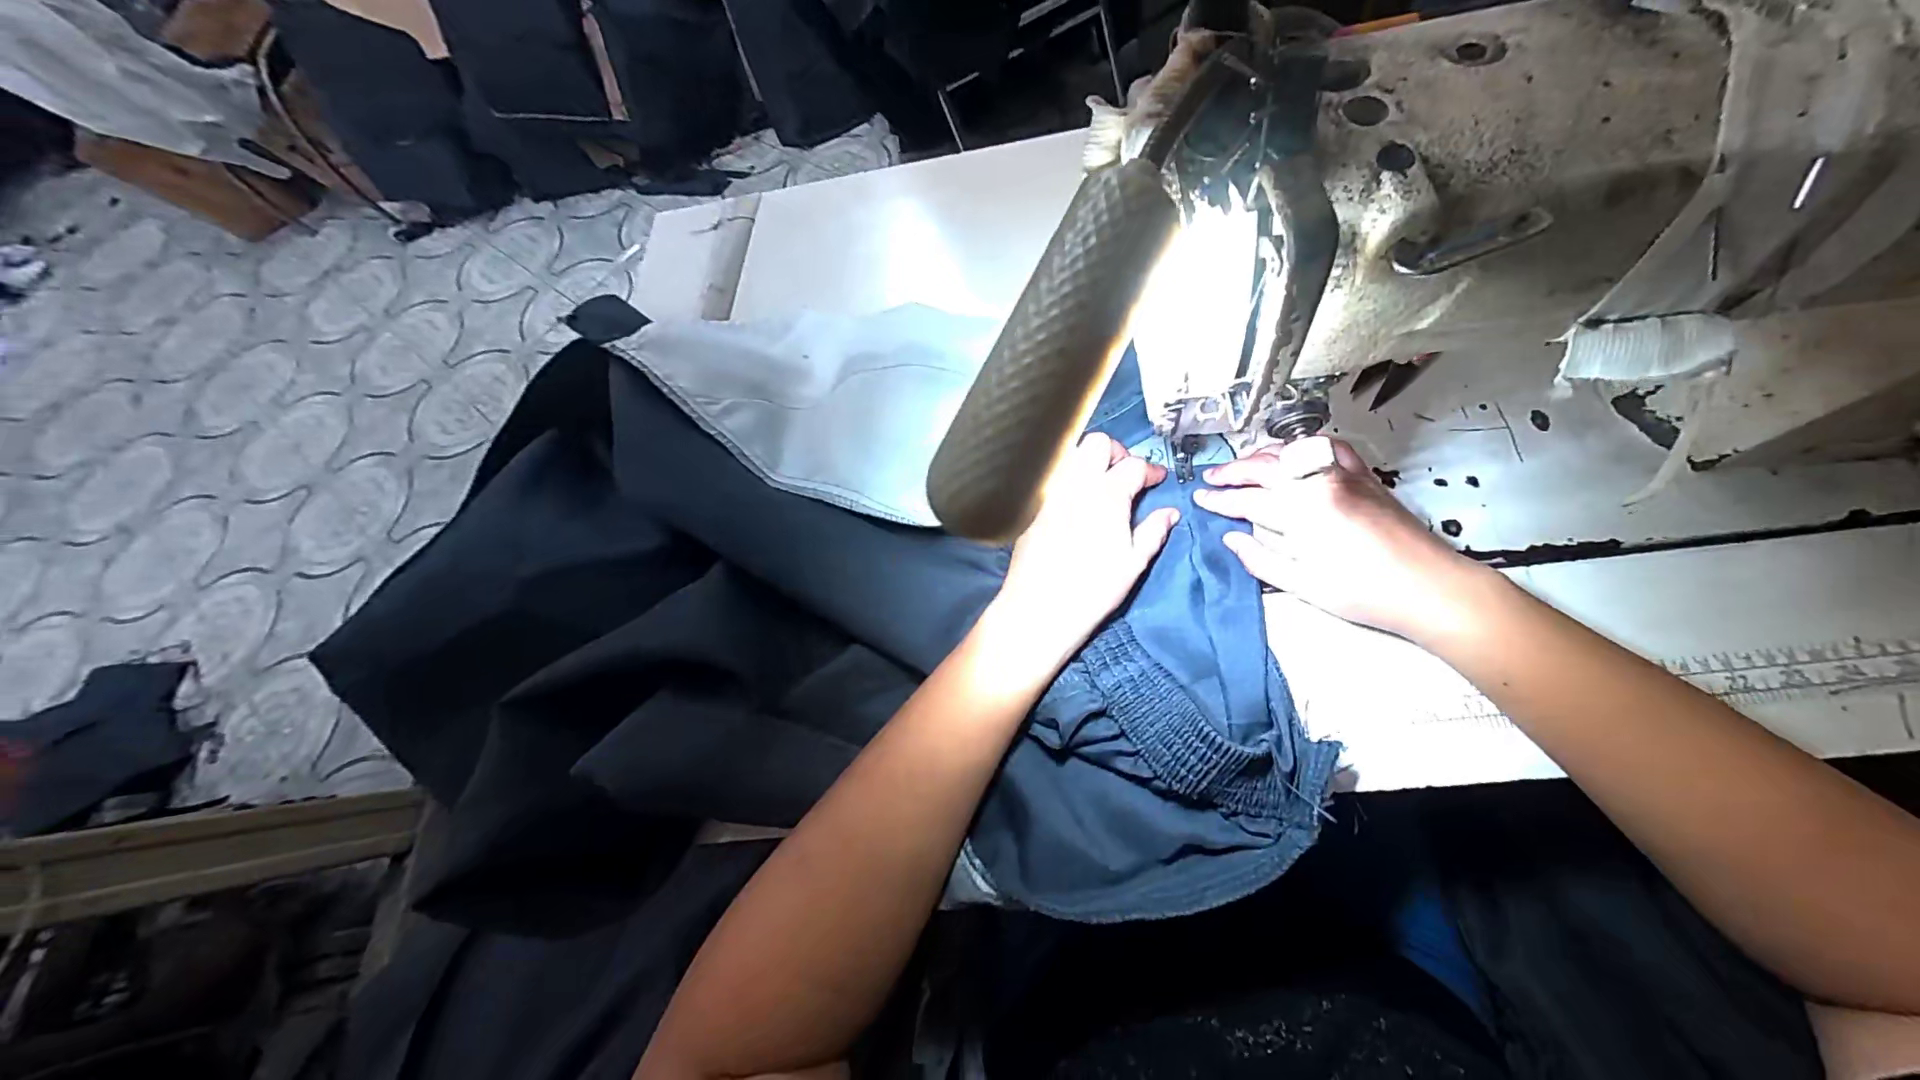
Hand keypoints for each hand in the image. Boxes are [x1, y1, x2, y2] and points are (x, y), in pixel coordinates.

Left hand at [983, 432, 1179, 664]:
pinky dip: (1071, 483)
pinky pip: (1055, 482)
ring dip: (1091, 463)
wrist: (1039, 607)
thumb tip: (1168, 514)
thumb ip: (1153, 531)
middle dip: (1116, 452)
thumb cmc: (1091, 590)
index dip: (1150, 469)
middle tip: (1126, 474)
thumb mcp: (1133, 563)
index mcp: (1107, 496)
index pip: (1134, 464)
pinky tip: (1078, 507)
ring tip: (1102, 487)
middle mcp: (1076, 487)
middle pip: (1098, 443)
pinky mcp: (1035, 510)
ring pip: (1072, 457)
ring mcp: (1051, 495)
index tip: (1156, 480)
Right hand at [1191, 436, 1492, 642]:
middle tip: (1211, 478)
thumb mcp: (1303, 585)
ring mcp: (1344, 475)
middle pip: (1265, 467)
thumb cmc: (1364, 593)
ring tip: (1244, 464)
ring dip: (1262, 455)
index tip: (1200, 499)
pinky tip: (1295, 453)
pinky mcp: (1364, 476)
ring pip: (1293, 451)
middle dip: (1232, 471)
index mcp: (1303, 512)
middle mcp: (1321, 483)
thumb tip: (1232, 540)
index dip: (1219, 501)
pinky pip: (1329, 447)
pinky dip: (1305, 446)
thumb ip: (1261, 560)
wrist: (1430, 587)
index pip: (1248, 500)